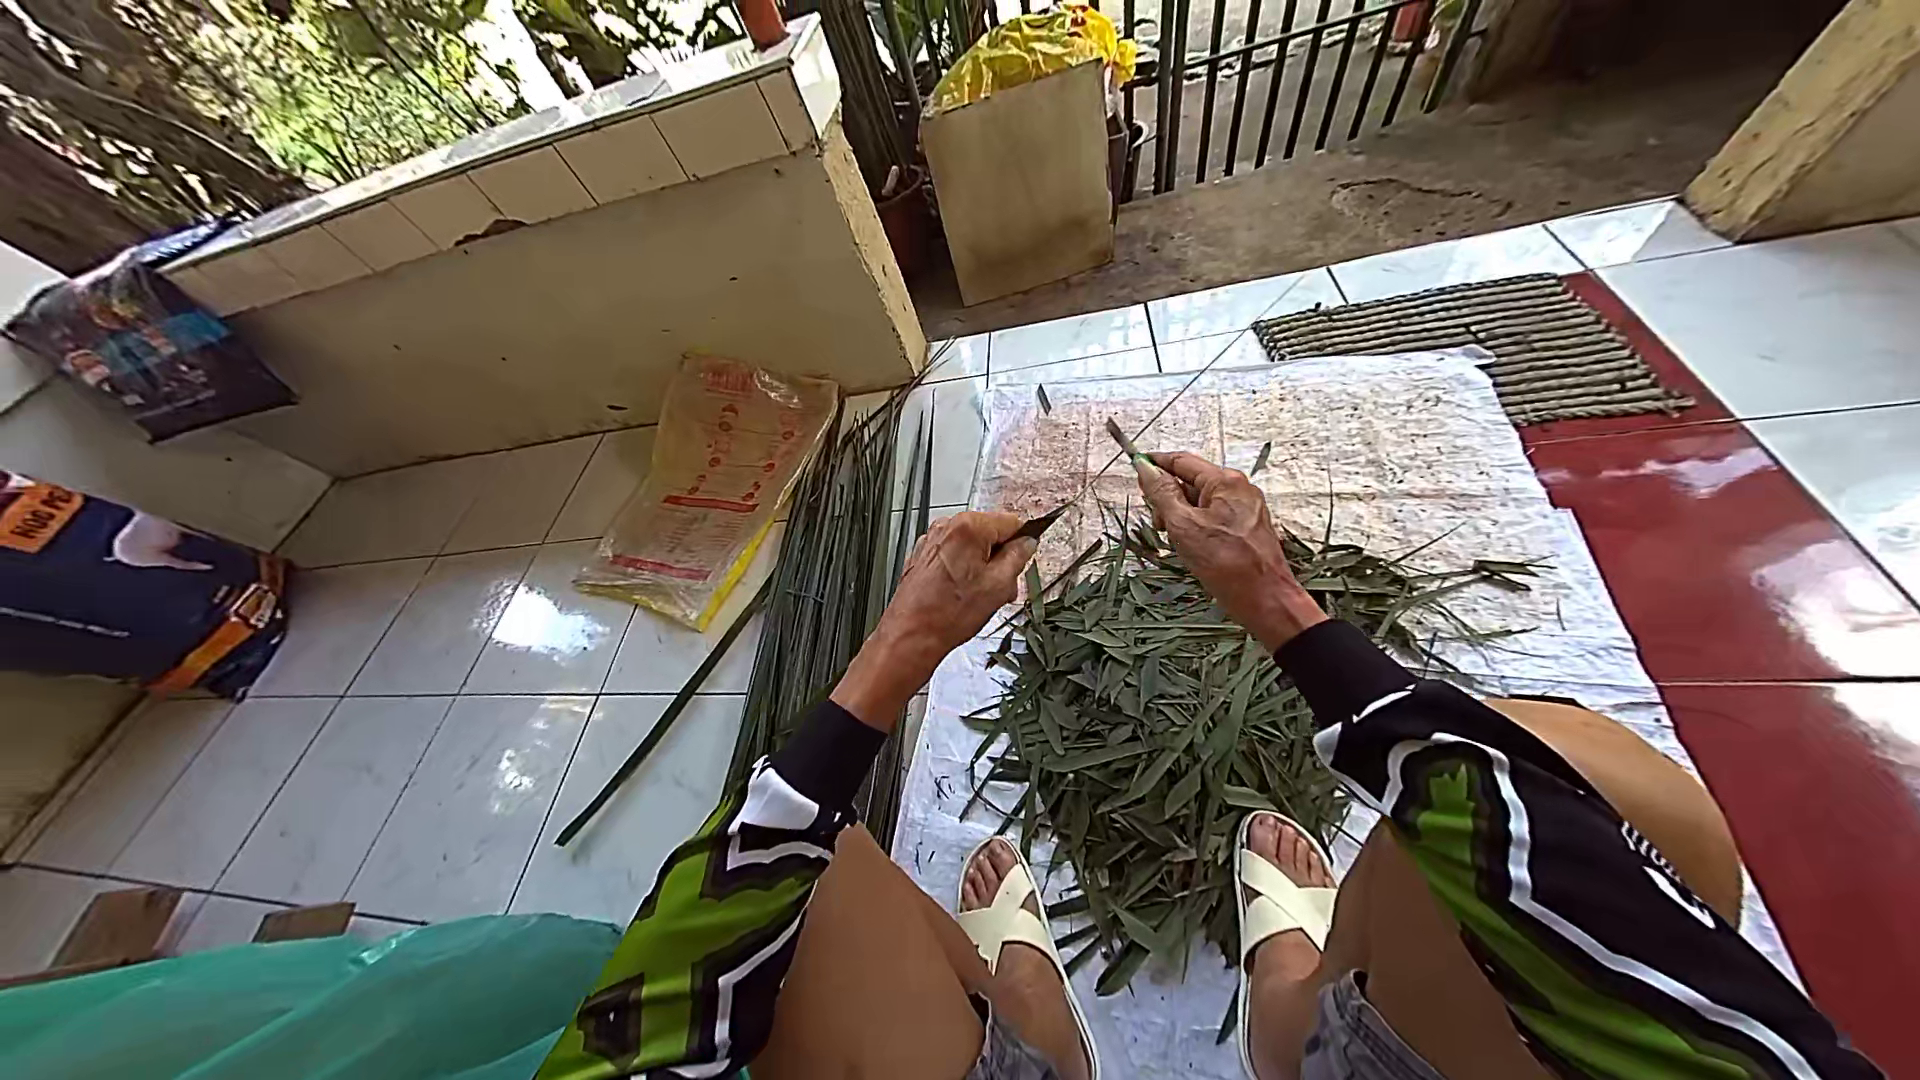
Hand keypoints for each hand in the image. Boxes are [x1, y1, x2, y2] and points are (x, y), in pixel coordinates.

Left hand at [831, 511, 1037, 729]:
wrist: (911, 635)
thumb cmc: (945, 614)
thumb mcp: (998, 585)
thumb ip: (1018, 557)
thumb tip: (1027, 543)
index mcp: (967, 527)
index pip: (1011, 522)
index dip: (1023, 542)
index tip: (1025, 557)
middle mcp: (946, 527)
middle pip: (990, 533)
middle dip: (1001, 558)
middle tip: (1003, 586)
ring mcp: (932, 541)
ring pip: (973, 546)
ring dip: (984, 567)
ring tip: (981, 596)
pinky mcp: (924, 556)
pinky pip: (955, 556)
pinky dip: (964, 571)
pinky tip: (963, 596)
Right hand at [1133, 451, 1326, 650]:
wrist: (1264, 598)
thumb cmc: (1228, 564)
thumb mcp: (1183, 525)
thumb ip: (1162, 494)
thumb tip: (1146, 470)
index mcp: (1225, 481)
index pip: (1181, 461)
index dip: (1155, 464)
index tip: (1135, 467)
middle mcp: (1238, 489)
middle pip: (1190, 481)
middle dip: (1167, 498)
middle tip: (1157, 521)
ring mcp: (1244, 508)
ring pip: (1199, 501)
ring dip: (1179, 515)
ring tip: (1175, 540)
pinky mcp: (1245, 527)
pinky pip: (1211, 516)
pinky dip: (1194, 526)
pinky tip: (1190, 545)